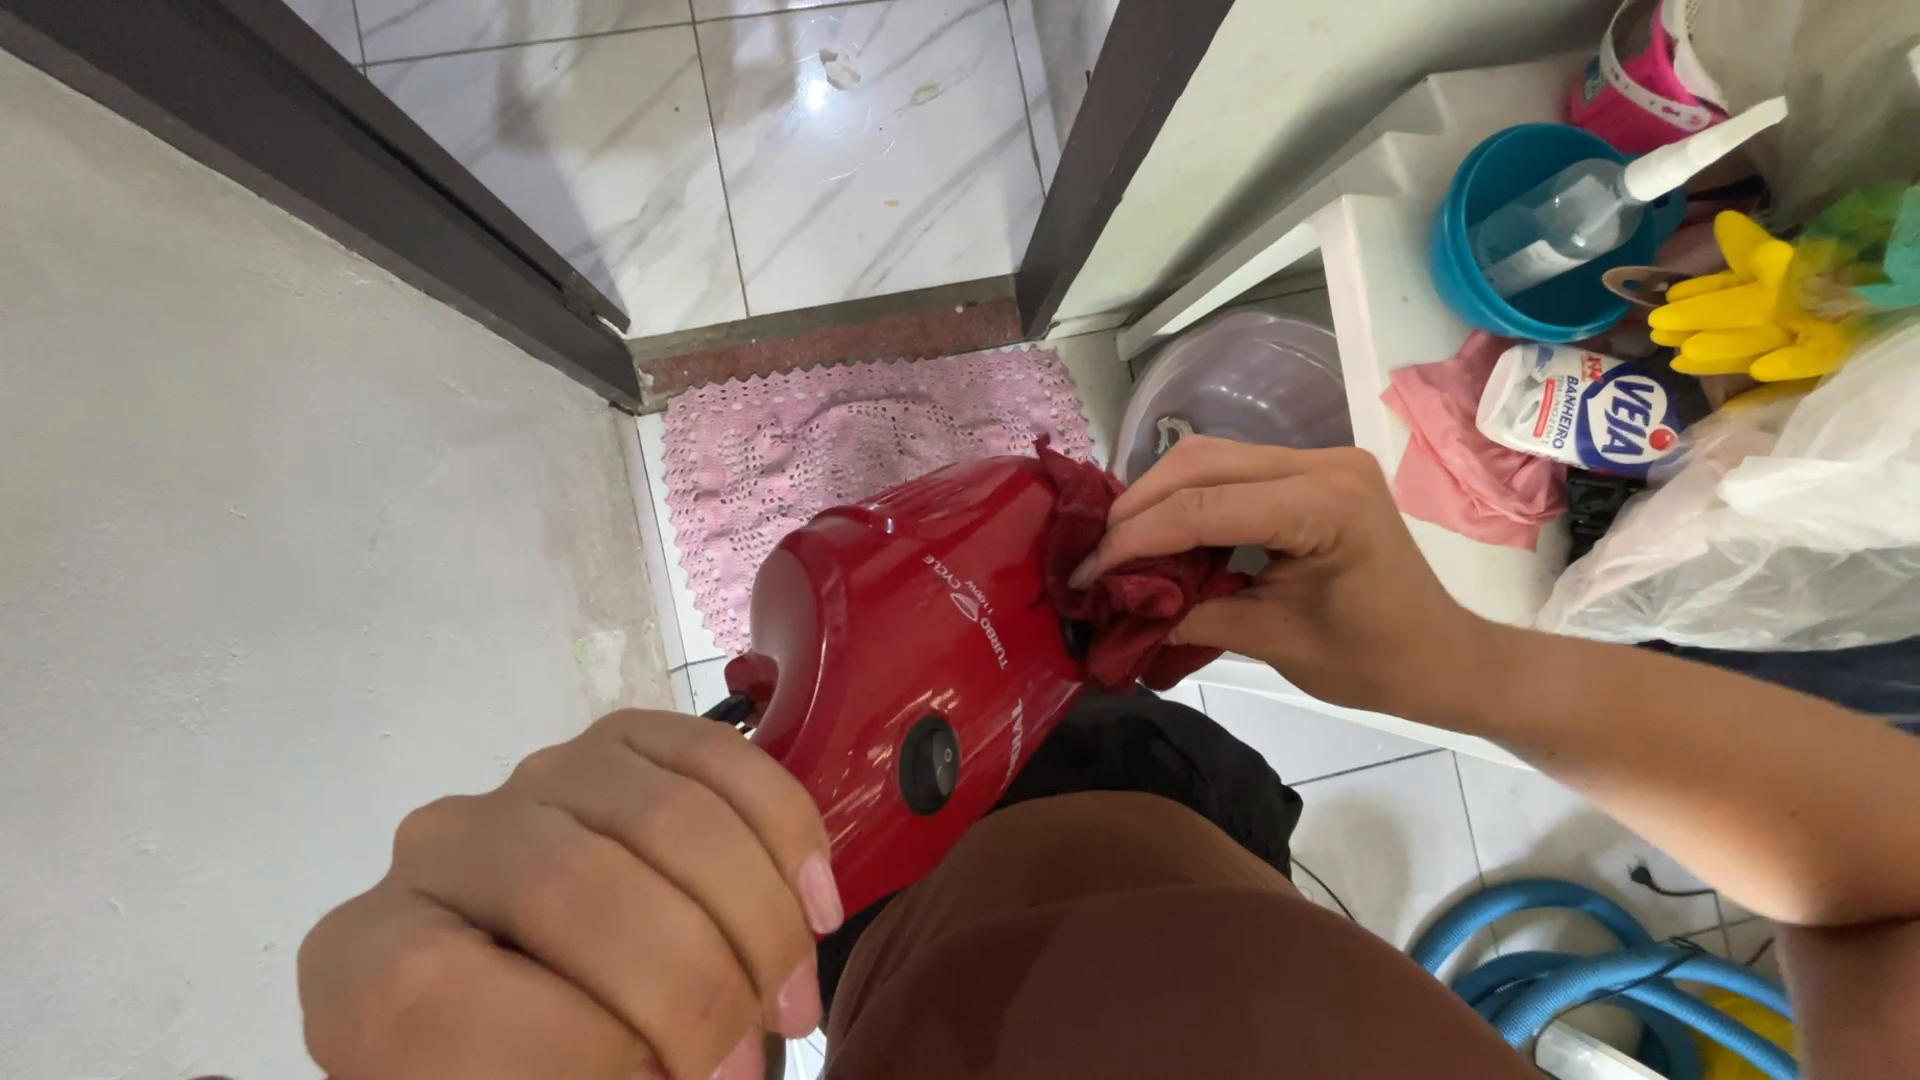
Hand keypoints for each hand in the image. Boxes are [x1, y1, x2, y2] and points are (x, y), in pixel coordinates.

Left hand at [298, 709, 843, 1079]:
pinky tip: (816, 904)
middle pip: (582, 889)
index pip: (435, 993)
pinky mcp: (632, 736)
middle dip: (701, 984)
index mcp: (368, 963)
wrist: (570, 985)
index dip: (575, 1053)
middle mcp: (448, 841)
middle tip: (761, 1053)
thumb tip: (716, 1066)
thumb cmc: (542, 1067)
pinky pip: (723, 757)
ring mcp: (548, 771)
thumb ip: (594, 1079)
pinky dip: (787, 833)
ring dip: (761, 918)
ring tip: (792, 1000)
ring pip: (675, 815)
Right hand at [1070, 437, 1496, 719]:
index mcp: (1326, 506)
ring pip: (1207, 458)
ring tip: (1117, 544)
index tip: (1086, 574)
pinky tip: (1158, 531)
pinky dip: (1182, 499)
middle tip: (1094, 555)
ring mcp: (1317, 460)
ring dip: (1153, 498)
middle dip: (1135, 508)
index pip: (1204, 509)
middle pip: (1199, 464)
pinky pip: (1227, 471)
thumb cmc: (1375, 661)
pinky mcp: (1307, 471)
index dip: (1135, 539)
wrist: (1445, 656)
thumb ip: (1192, 615)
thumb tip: (1116, 608)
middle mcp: (1322, 464)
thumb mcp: (1275, 642)